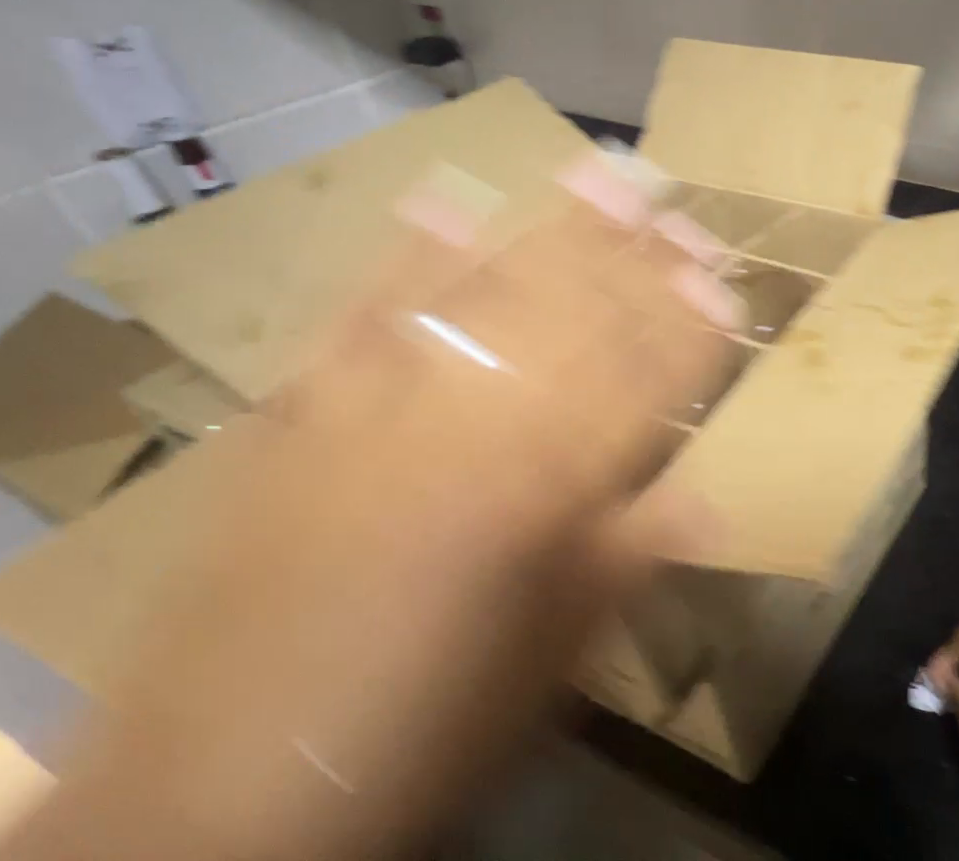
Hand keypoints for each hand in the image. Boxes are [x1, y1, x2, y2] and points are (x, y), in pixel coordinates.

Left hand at [2, 153, 743, 860]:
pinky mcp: (303, 415)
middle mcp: (474, 426)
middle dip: (636, 259)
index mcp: (547, 492)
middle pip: (575, 319)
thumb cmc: (431, 724)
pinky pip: (363, 318)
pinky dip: (406, 259)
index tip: (730, 287)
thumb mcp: (553, 655)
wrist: (227, 788)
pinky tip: (441, 200)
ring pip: (488, 297)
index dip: (693, 334)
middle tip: (677, 201)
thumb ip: (629, 559)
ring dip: (551, 233)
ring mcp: (381, 407)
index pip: (642, 386)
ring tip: (595, 171)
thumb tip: (715, 501)